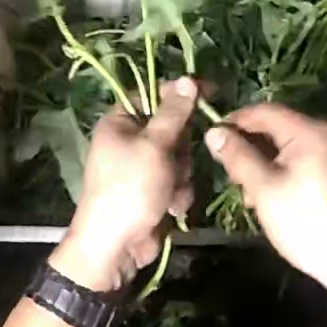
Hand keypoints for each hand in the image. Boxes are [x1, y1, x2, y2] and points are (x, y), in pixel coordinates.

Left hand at [48, 78, 198, 291]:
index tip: (211, 92)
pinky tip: (170, 209)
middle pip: (173, 128)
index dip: (180, 94)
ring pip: (181, 157)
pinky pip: (178, 181)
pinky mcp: (154, 190)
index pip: (153, 94)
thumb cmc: (129, 189)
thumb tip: (188, 79)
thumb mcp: (154, 146)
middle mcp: (129, 140)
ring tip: (169, 193)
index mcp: (120, 122)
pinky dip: (178, 194)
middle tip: (176, 163)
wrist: (115, 247)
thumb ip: (174, 113)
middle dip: (181, 150)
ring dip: (181, 176)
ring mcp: (142, 167)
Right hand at [201, 103, 326, 299]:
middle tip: (230, 175)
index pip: (264, 111)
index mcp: (311, 132)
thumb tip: (213, 131)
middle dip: (249, 147)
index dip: (234, 120)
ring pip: (287, 146)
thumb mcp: (264, 189)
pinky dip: (281, 171)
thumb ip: (237, 156)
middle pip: (276, 127)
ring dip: (263, 163)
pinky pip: (302, 159)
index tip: (211, 139)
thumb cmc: (308, 224)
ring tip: (249, 194)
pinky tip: (269, 197)